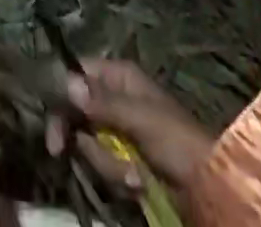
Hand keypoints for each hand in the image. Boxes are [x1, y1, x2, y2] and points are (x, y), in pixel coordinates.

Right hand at [48, 61, 215, 192]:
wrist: (210, 187)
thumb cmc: (177, 140)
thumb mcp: (140, 119)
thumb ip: (102, 103)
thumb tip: (66, 84)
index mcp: (117, 76)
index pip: (74, 74)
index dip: (59, 95)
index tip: (50, 123)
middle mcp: (112, 97)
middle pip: (74, 112)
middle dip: (85, 143)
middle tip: (62, 154)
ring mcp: (116, 128)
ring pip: (88, 144)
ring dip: (107, 165)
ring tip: (133, 176)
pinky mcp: (121, 156)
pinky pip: (102, 164)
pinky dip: (117, 178)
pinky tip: (137, 184)